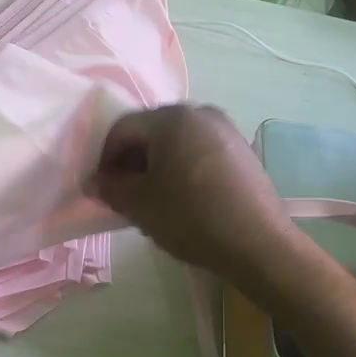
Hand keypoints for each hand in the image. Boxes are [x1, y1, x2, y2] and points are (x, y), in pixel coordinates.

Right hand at [93, 104, 303, 279]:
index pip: (123, 128)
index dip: (104, 157)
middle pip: (152, 131)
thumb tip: (97, 181)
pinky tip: (184, 199)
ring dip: (158, 166)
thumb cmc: (191, 218)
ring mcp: (226, 130)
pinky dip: (184, 169)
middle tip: (124, 194)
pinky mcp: (243, 151)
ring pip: (177, 143)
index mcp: (171, 118)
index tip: (100, 187)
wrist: (258, 243)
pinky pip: (201, 152)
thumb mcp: (140, 205)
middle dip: (132, 161)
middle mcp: (201, 113)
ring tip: (153, 200)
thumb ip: (111, 187)